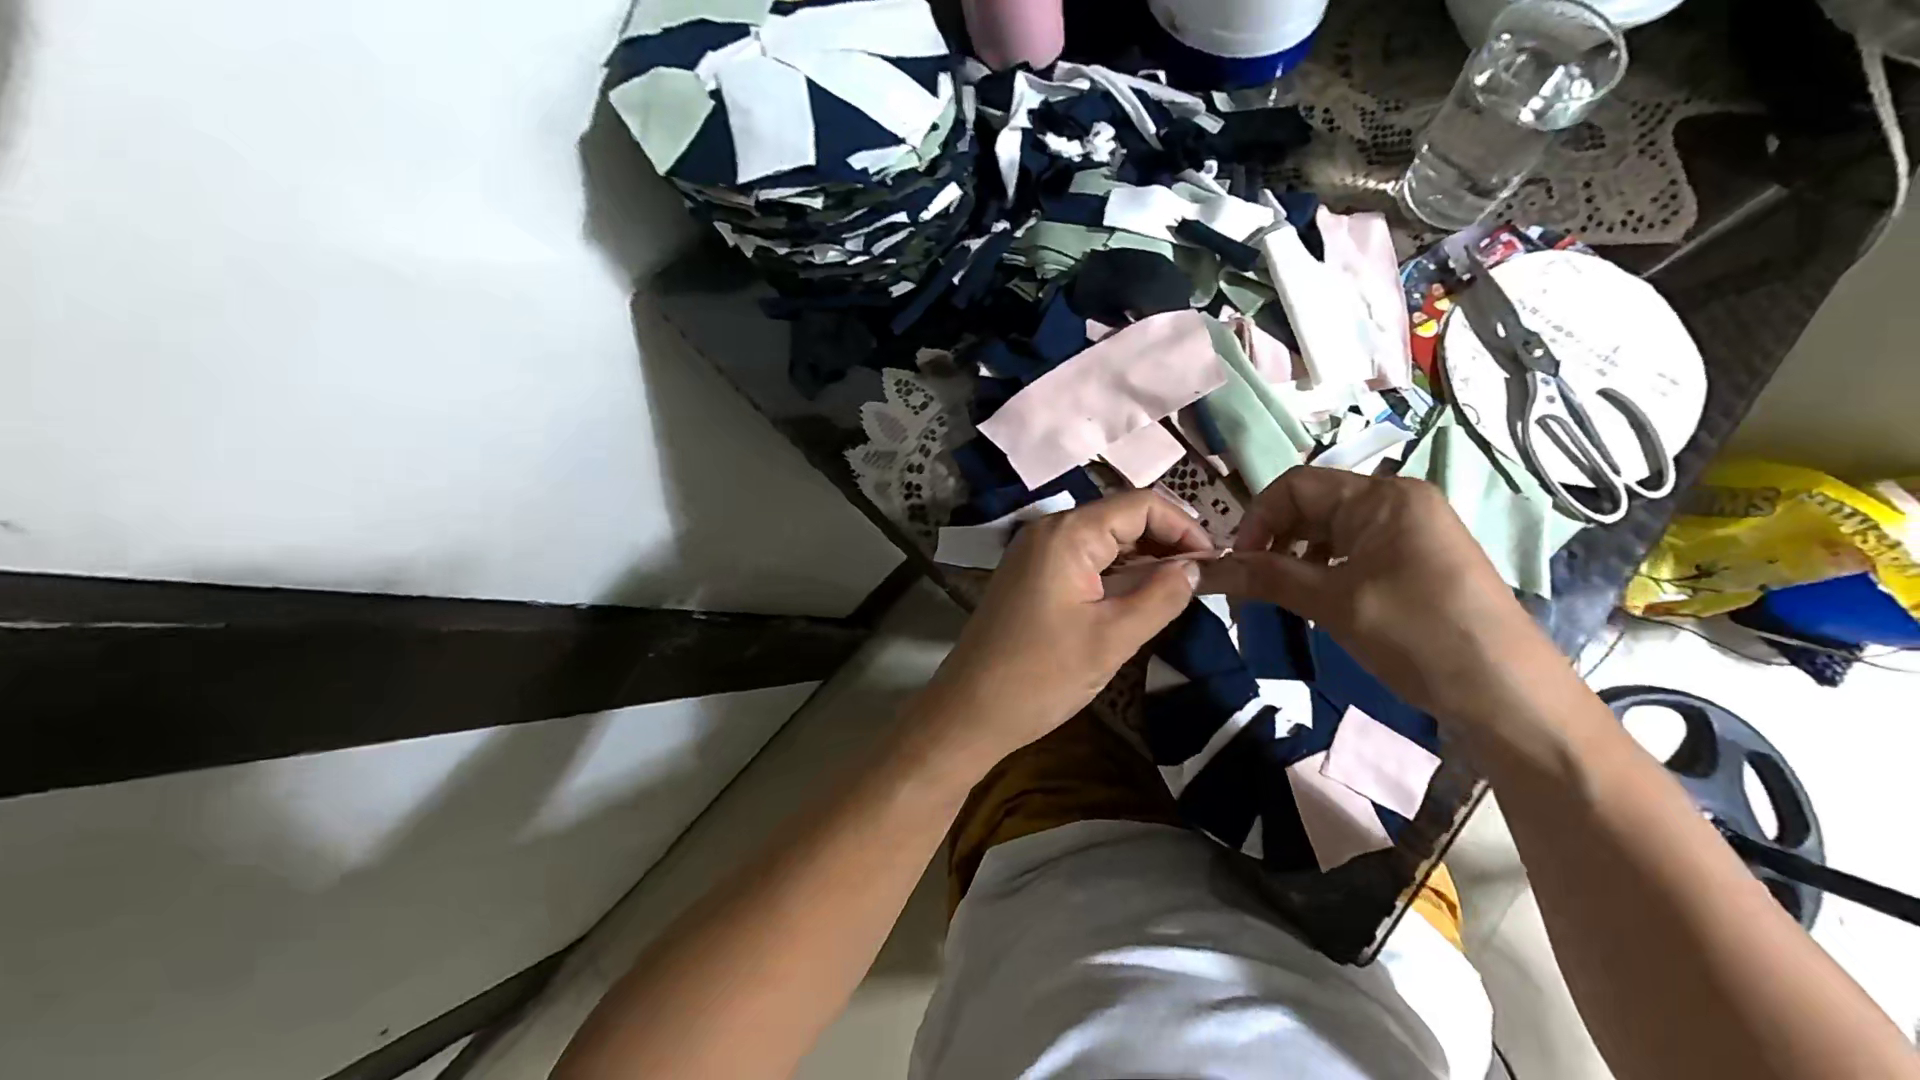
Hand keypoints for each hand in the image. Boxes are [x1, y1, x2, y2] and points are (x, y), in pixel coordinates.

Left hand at [919, 490, 1212, 762]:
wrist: (969, 712)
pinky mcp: (1032, 579)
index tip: (1215, 561)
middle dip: (1166, 543)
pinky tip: (1141, 599)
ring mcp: (1036, 555)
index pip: (1139, 505)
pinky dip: (1116, 577)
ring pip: (1104, 543)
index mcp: (1067, 534)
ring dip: (1143, 562)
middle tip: (1205, 580)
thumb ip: (1161, 596)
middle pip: (1121, 519)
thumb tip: (1195, 567)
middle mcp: (1049, 532)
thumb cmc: (1041, 676)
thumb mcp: (1112, 638)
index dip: (1183, 526)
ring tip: (1181, 592)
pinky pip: (1084, 564)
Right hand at [1199, 467, 1563, 727]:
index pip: (1295, 485)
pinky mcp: (1415, 561)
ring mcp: (1410, 532)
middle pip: (1311, 506)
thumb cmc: (1418, 635)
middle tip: (1250, 586)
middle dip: (1273, 541)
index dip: (1257, 519)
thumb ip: (1266, 577)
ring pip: (1328, 532)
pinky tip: (1316, 600)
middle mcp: (1398, 502)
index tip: (1238, 564)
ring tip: (1278, 597)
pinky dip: (1321, 571)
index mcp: (1383, 497)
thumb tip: (1203, 568)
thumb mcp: (1334, 603)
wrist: (1509, 696)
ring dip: (1293, 559)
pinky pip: (1352, 552)